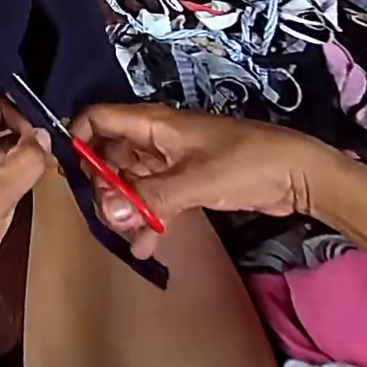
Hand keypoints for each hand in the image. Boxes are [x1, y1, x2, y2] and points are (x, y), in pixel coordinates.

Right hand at [71, 103, 338, 257]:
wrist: (294, 172)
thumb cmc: (244, 162)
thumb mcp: (195, 180)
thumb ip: (151, 197)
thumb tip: (108, 213)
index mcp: (153, 123)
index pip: (99, 118)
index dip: (80, 140)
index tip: (72, 174)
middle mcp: (154, 138)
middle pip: (109, 153)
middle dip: (103, 184)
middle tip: (106, 215)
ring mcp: (168, 160)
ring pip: (129, 179)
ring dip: (124, 206)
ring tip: (126, 235)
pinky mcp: (183, 181)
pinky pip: (151, 197)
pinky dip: (146, 218)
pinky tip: (145, 247)